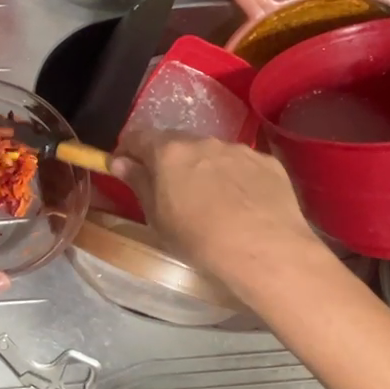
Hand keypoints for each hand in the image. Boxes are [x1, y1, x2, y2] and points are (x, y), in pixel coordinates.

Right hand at [111, 132, 329, 294]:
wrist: (265, 251)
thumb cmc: (198, 238)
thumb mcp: (157, 216)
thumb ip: (138, 182)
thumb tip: (120, 161)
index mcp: (170, 152)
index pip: (139, 137)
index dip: (128, 150)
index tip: (125, 167)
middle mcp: (204, 142)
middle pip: (178, 143)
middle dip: (169, 160)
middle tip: (170, 190)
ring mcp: (240, 150)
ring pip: (212, 154)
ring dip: (204, 169)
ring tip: (211, 201)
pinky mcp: (269, 163)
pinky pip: (242, 166)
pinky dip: (235, 178)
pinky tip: (242, 204)